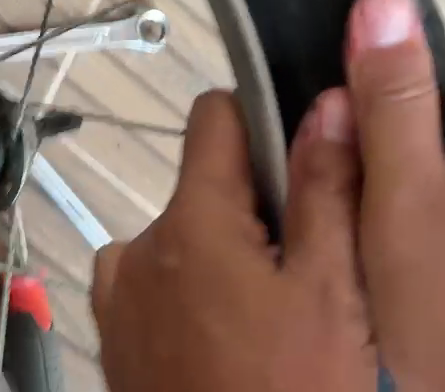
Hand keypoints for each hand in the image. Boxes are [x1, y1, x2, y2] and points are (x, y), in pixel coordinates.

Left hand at [90, 89, 375, 391]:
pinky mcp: (112, 328)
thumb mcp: (332, 299)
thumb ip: (324, 191)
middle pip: (203, 186)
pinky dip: (187, 292)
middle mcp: (140, 239)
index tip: (295, 158)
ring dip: (220, 257)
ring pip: (183, 236)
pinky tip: (224, 343)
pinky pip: (153, 281)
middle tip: (300, 274)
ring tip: (266, 321)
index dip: (257, 123)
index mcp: (191, 218)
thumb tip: (326, 103)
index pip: (213, 117)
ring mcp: (119, 287)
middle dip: (251, 211)